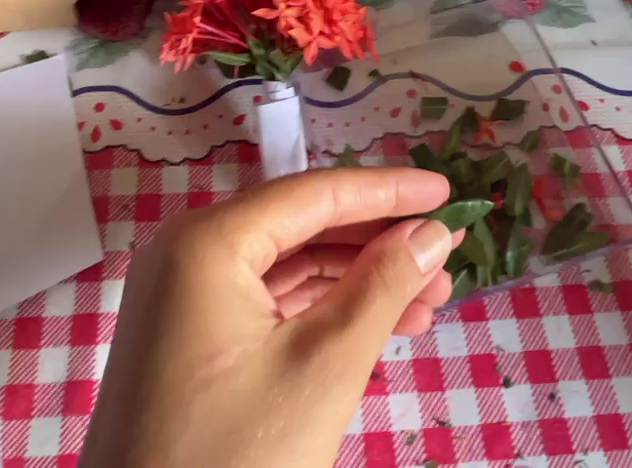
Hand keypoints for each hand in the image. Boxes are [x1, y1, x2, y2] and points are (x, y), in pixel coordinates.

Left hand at [79, 167, 459, 467]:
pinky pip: (268, 300)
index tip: (444, 191)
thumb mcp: (323, 368)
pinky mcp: (190, 334)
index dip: (386, 190)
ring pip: (289, 265)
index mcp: (208, 240)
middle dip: (378, 243)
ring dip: (358, 279)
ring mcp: (184, 294)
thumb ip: (382, 288)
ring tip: (428, 299)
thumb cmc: (237, 458)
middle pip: (302, 226)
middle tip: (446, 255)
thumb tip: (430, 233)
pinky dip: (322, 309)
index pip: (313, 194)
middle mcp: (188, 250)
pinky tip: (377, 324)